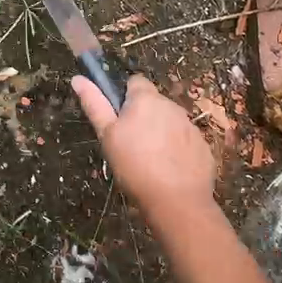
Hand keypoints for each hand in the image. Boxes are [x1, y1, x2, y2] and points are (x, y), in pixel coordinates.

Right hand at [71, 73, 215, 220]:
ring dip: (161, 131)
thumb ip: (94, 104)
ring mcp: (191, 127)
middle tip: (131, 142)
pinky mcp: (204, 148)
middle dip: (143, 115)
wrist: (178, 203)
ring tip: (150, 159)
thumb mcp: (107, 135)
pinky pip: (186, 141)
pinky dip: (178, 149)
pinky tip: (170, 170)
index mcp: (146, 99)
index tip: (120, 118)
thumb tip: (77, 79)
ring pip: (170, 122)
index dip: (125, 96)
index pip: (135, 82)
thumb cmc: (135, 165)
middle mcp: (171, 106)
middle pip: (153, 102)